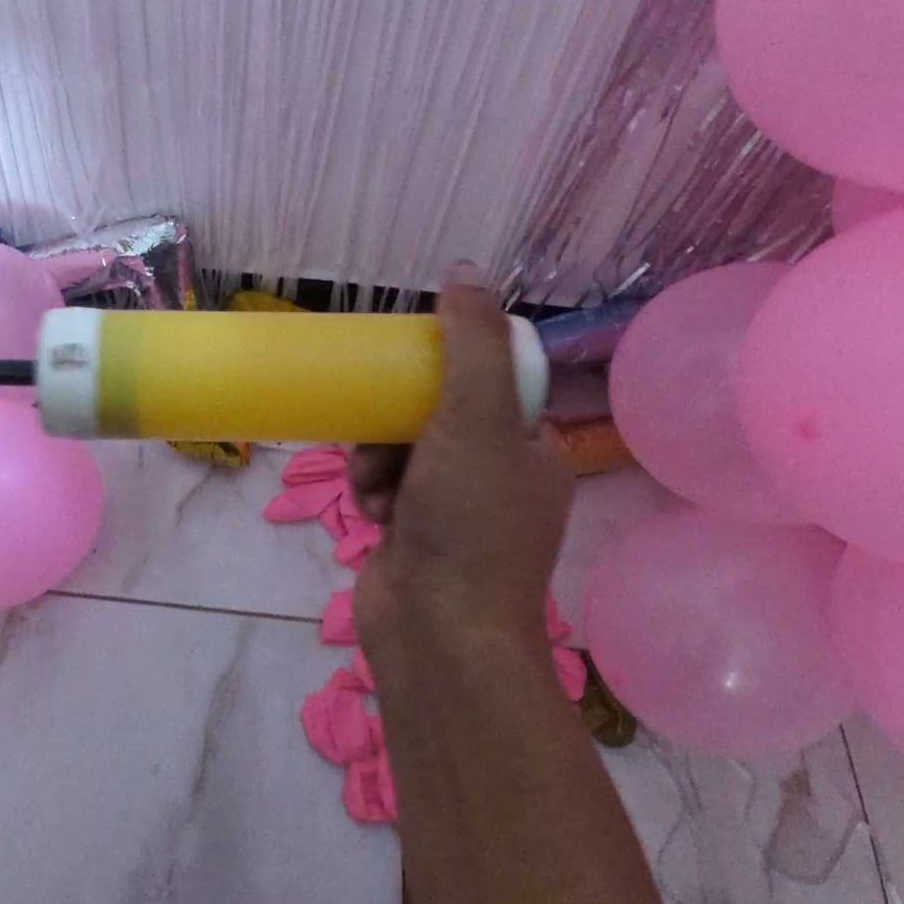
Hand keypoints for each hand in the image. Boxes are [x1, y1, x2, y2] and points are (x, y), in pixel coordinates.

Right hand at [348, 272, 574, 644]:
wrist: (437, 633)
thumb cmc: (468, 523)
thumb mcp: (478, 418)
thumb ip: (471, 343)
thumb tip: (464, 270)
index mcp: (532, 446)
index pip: (491, 377)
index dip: (449, 362)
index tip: (410, 359)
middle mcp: (498, 474)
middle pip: (437, 410)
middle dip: (399, 418)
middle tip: (380, 424)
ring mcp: (455, 507)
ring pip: (401, 447)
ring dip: (377, 456)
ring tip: (375, 482)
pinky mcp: (414, 532)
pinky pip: (384, 485)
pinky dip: (371, 490)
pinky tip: (372, 512)